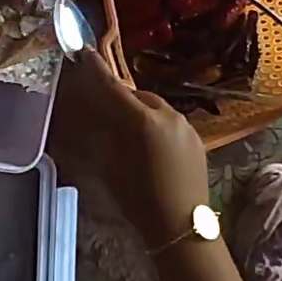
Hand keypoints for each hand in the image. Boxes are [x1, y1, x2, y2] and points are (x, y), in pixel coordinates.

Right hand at [64, 49, 209, 249]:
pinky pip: (170, 121)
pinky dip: (155, 124)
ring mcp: (185, 124)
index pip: (114, 88)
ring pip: (154, 107)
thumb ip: (99, 136)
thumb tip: (88, 116)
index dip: (96, 70)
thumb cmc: (139, 201)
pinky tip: (150, 143)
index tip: (85, 53)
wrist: (182, 227)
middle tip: (103, 105)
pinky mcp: (197, 137)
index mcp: (143, 121)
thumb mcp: (110, 168)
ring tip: (127, 128)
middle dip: (119, 97)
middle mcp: (167, 114)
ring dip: (139, 111)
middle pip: (136, 96)